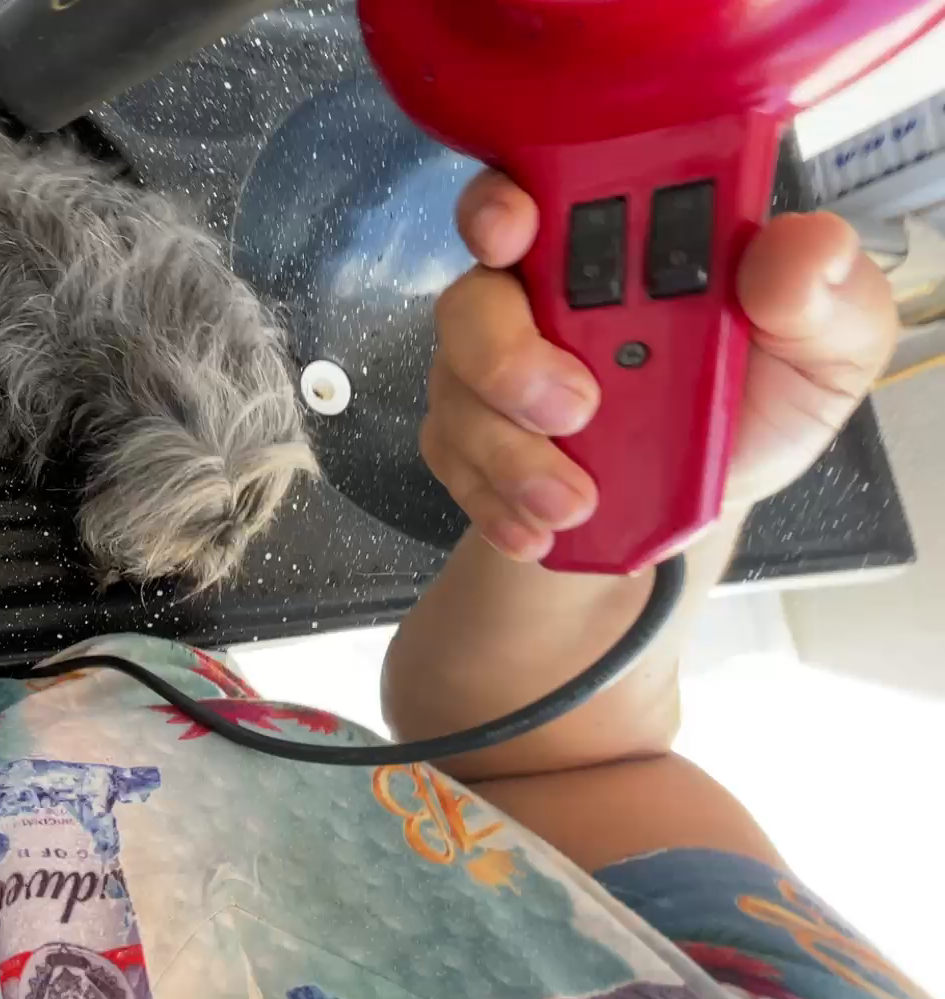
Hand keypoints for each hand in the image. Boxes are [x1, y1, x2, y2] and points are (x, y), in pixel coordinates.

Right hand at [424, 172, 896, 560]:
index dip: (503, 207)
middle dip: (505, 360)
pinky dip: (489, 499)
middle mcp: (527, 303)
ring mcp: (476, 375)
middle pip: (468, 305)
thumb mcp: (822, 356)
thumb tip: (792, 252)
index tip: (513, 235)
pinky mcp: (453, 438)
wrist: (678, 505)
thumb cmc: (746, 411)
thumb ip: (823, 301)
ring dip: (508, 454)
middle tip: (573, 411)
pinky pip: (447, 460)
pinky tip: (532, 528)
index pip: (532, 199)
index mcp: (609, 254)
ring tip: (572, 504)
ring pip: (454, 394)